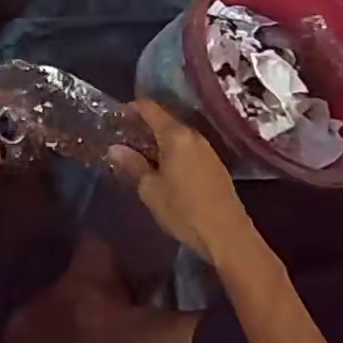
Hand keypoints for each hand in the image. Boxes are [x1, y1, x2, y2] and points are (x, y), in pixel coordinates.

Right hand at [106, 100, 253, 262]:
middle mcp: (192, 134)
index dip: (131, 108)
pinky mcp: (215, 163)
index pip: (150, 108)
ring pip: (177, 136)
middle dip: (144, 128)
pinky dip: (173, 151)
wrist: (228, 234)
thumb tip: (115, 148)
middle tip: (125, 141)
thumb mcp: (151, 190)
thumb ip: (133, 165)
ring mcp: (206, 148)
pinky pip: (188, 148)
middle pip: (164, 120)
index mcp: (175, 135)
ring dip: (159, 141)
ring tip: (141, 156)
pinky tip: (165, 169)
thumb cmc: (184, 210)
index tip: (117, 118)